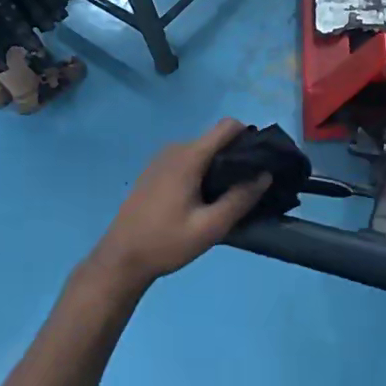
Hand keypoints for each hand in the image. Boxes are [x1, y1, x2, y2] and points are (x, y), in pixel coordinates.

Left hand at [90, 119, 272, 289]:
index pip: (228, 126)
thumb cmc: (165, 243)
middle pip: (216, 139)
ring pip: (203, 150)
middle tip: (246, 187)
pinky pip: (188, 160)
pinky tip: (201, 201)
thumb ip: (240, 199)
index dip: (249, 137)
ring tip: (226, 197)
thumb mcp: (210, 227)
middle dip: (236, 156)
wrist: (119, 259)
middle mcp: (176, 149)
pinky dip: (202, 171)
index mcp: (189, 156)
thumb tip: (265, 174)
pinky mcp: (155, 170)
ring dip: (219, 166)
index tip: (259, 161)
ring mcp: (162, 158)